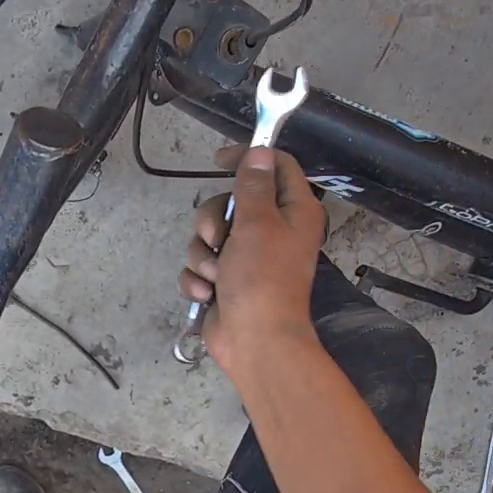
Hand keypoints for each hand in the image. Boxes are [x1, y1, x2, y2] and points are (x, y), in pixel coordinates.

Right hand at [178, 145, 328, 380]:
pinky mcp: (224, 282)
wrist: (254, 340)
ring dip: (204, 255)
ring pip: (209, 237)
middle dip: (213, 220)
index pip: (275, 167)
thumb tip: (259, 152)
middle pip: (231, 203)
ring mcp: (245, 259)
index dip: (249, 157)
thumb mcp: (257, 223)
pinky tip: (209, 293)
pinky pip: (200, 267)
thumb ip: (253, 185)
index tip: (219, 159)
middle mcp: (271, 231)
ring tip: (216, 275)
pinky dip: (199, 280)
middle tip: (218, 237)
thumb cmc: (262, 279)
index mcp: (292, 211)